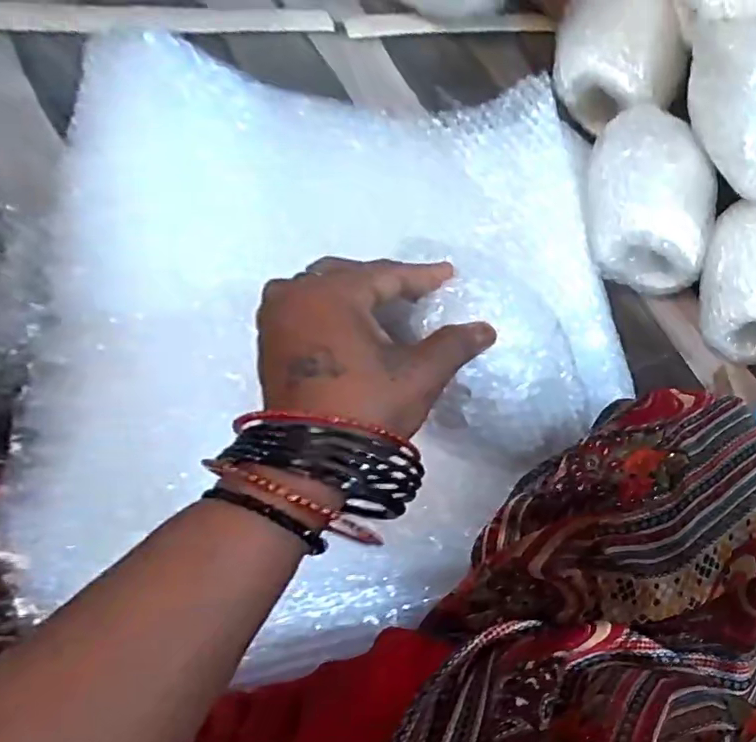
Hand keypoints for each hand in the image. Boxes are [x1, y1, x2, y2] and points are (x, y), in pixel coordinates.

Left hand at [256, 257, 495, 438]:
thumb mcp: (421, 373)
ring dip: (357, 296)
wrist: (317, 452)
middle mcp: (295, 293)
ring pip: (323, 290)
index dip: (421, 276)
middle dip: (385, 282)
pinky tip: (358, 328)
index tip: (448, 275)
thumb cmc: (370, 403)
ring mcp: (276, 316)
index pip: (384, 275)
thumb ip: (453, 344)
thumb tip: (485, 328)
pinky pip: (307, 309)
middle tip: (416, 291)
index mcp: (331, 293)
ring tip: (388, 309)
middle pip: (348, 275)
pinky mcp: (271, 341)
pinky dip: (336, 311)